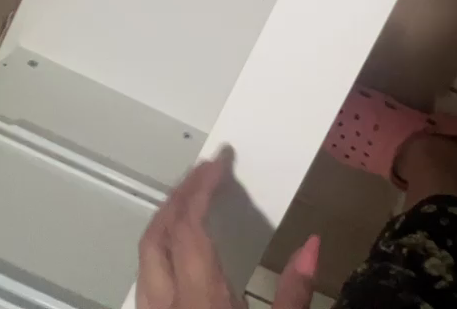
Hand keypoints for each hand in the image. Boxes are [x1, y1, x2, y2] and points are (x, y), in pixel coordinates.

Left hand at [137, 149, 319, 308]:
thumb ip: (293, 291)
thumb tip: (311, 243)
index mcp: (199, 300)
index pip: (189, 229)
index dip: (201, 188)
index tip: (221, 161)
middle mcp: (165, 305)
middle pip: (157, 235)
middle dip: (179, 194)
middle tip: (205, 169)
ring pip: (145, 256)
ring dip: (166, 218)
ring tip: (192, 196)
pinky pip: (146, 275)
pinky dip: (162, 245)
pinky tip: (183, 245)